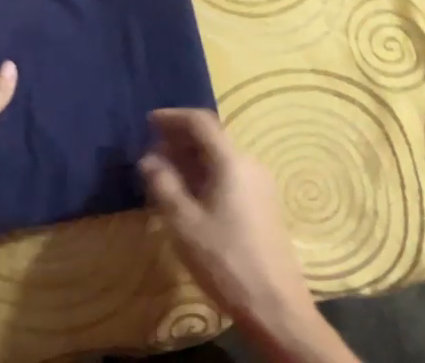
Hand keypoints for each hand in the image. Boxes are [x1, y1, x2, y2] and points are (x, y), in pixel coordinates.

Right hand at [140, 109, 317, 332]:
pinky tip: (189, 196)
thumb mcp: (183, 223)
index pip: (200, 121)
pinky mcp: (264, 205)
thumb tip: (149, 160)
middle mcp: (250, 165)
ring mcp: (261, 185)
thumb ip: (163, 184)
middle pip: (212, 137)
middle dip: (179, 140)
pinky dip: (206, 174)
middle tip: (151, 153)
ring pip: (220, 158)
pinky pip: (230, 175)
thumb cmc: (225, 261)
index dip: (172, 117)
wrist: (276, 307)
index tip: (147, 123)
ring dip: (191, 159)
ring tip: (165, 175)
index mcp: (232, 162)